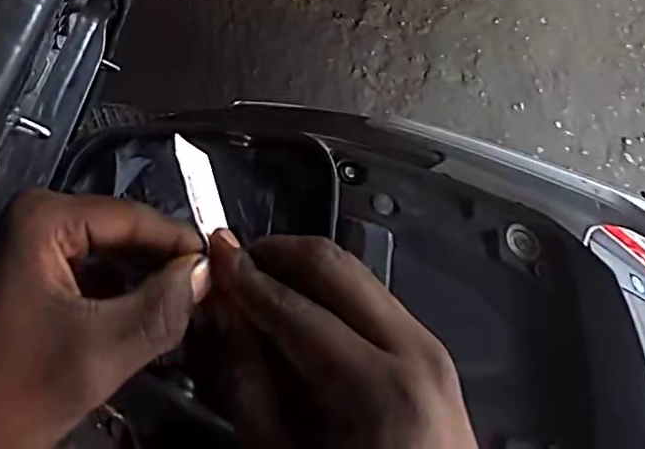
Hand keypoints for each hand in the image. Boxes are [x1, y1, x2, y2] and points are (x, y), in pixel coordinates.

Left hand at [0, 190, 208, 448]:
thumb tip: (203, 274)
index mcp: (43, 217)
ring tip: (183, 308)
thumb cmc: (7, 396)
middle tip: (204, 291)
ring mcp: (29, 245)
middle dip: (161, 266)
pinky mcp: (29, 275)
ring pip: (106, 255)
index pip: (131, 217)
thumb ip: (158, 309)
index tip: (216, 265)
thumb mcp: (96, 354)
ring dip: (142, 283)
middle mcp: (35, 218)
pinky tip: (146, 320)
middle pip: (119, 234)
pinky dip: (117, 296)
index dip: (178, 242)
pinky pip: (87, 274)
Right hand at [210, 231, 475, 448]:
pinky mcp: (429, 344)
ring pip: (351, 269)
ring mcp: (428, 343)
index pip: (295, 306)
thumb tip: (227, 307)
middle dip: (275, 252)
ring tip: (260, 281)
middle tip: (235, 260)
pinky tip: (297, 304)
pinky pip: (368, 293)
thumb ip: (250, 380)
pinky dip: (327, 288)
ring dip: (299, 265)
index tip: (215, 253)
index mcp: (379, 391)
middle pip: (330, 263)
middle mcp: (413, 351)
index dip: (245, 275)